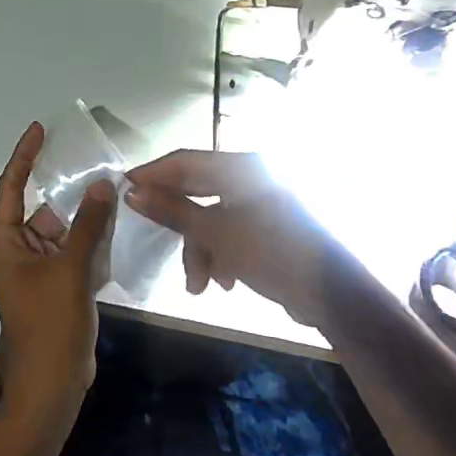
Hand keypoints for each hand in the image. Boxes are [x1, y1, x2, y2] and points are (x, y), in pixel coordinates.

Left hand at [0, 122, 113, 422]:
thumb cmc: (49, 324)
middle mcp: (21, 250)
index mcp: (7, 242)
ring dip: (89, 219)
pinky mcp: (61, 286)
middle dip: (72, 194)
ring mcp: (42, 269)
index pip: (11, 187)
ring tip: (117, 193)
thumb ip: (88, 226)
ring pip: (66, 231)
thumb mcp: (69, 270)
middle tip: (103, 169)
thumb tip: (102, 185)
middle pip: (45, 209)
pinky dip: (95, 243)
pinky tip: (119, 230)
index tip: (39, 130)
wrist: (52, 385)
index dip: (23, 156)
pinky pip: (78, 253)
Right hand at [125, 150, 346, 328]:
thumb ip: (173, 210)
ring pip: (213, 218)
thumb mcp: (215, 233)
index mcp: (240, 168)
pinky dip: (221, 253)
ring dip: (201, 249)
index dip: (152, 174)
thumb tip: (132, 192)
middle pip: (197, 191)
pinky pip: (231, 231)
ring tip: (199, 285)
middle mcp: (250, 178)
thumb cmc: (271, 252)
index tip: (123, 188)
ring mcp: (261, 202)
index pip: (184, 161)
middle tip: (151, 234)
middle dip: (178, 223)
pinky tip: (223, 282)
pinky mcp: (269, 226)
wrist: (332, 294)